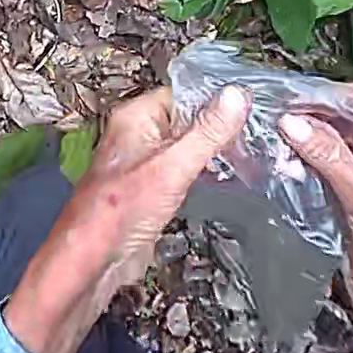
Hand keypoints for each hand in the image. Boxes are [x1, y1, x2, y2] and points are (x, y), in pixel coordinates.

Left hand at [4, 85, 249, 352]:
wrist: (94, 258)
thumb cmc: (124, 208)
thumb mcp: (174, 166)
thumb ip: (208, 131)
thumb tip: (237, 95)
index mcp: (137, 116)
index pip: (183, 94)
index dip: (215, 100)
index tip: (251, 107)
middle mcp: (138, 133)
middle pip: (186, 119)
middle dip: (218, 127)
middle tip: (257, 135)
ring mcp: (143, 160)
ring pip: (186, 145)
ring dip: (213, 150)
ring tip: (251, 155)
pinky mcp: (150, 186)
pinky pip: (182, 169)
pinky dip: (203, 171)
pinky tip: (228, 178)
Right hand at [279, 84, 352, 352]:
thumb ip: (332, 160)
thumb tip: (294, 122)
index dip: (338, 97)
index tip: (299, 96)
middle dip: (320, 116)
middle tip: (282, 111)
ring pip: (343, 145)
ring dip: (312, 139)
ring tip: (279, 133)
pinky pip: (333, 170)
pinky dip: (311, 163)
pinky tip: (289, 159)